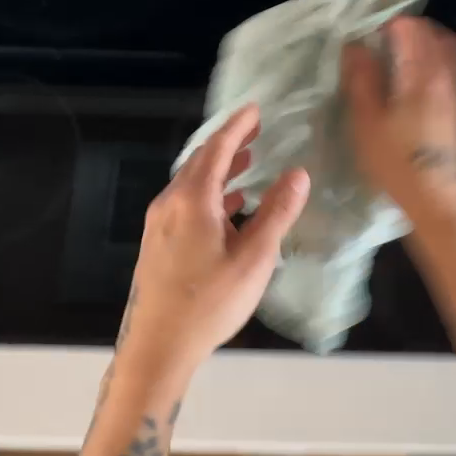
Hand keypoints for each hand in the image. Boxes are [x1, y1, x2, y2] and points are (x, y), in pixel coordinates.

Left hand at [116, 104, 308, 388]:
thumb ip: (277, 213)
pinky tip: (228, 208)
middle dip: (228, 144)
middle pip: (199, 162)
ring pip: (191, 184)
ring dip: (219, 170)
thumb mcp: (253, 258)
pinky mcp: (158, 244)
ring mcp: (160, 225)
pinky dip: (210, 195)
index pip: (216, 149)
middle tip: (255, 130)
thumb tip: (298, 174)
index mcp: (192, 200)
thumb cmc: (210, 302)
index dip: (237, 127)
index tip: (255, 109)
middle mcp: (170, 204)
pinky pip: (186, 204)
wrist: (157, 346)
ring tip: (247, 163)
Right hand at [343, 16, 455, 231]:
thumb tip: (355, 46)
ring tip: (399, 57)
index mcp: (422, 74)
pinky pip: (450, 69)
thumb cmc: (397, 163)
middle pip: (435, 34)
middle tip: (385, 39)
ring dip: (424, 44)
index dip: (388, 25)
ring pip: (447, 50)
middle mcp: (445, 77)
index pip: (411, 28)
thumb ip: (361, 80)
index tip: (369, 37)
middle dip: (411, 28)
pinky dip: (433, 62)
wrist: (439, 201)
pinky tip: (413, 83)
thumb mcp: (367, 122)